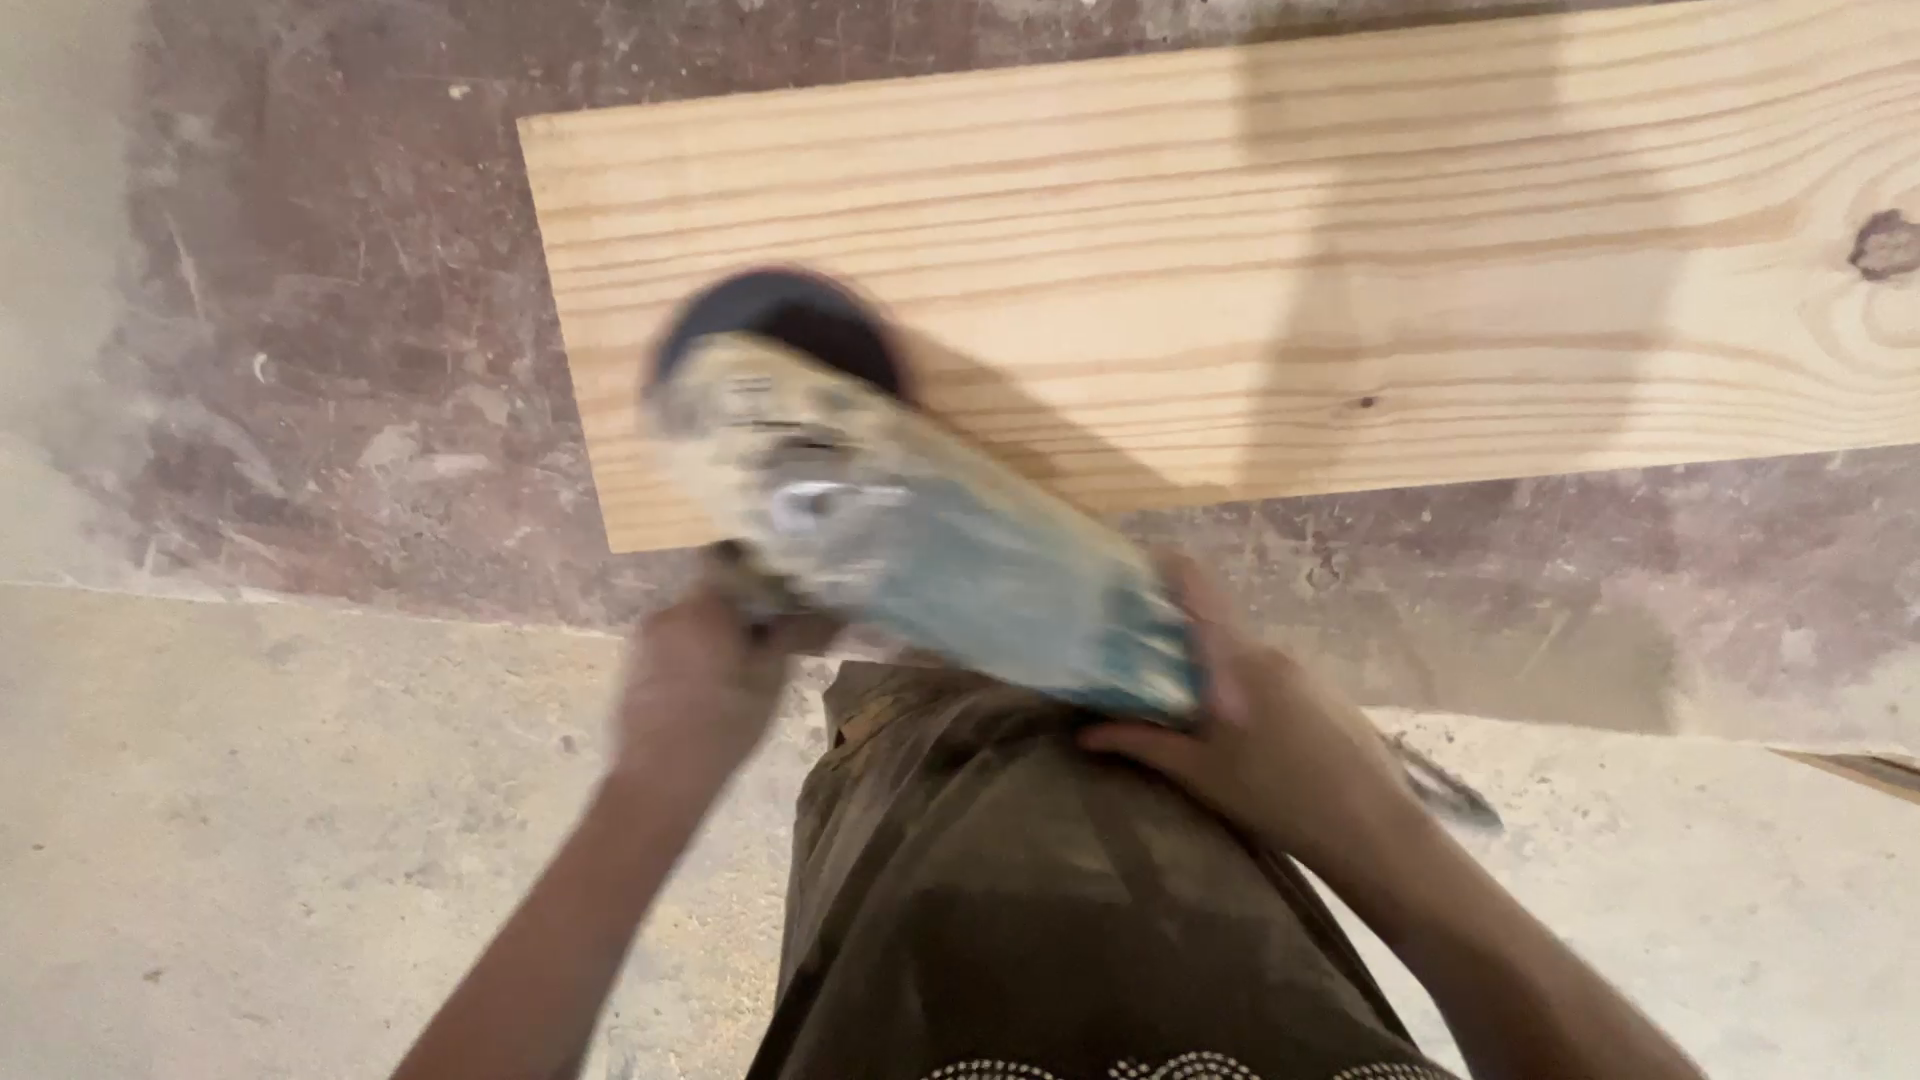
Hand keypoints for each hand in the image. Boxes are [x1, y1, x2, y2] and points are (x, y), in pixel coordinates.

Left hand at [611, 560, 836, 783]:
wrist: (657, 781)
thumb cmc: (724, 724)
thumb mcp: (770, 679)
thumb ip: (792, 635)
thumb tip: (830, 611)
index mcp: (703, 607)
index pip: (728, 561)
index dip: (756, 573)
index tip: (779, 595)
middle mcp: (667, 611)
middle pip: (711, 595)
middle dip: (739, 612)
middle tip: (766, 642)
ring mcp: (643, 639)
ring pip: (691, 622)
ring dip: (715, 635)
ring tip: (738, 672)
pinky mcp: (630, 666)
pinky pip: (671, 644)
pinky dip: (692, 654)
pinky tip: (706, 690)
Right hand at [1078, 555, 1430, 871]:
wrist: (1374, 830)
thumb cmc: (1275, 796)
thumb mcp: (1199, 772)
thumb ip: (1141, 743)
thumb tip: (1084, 734)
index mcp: (1234, 659)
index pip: (1198, 586)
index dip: (1166, 566)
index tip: (1135, 569)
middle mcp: (1270, 651)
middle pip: (1215, 625)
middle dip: (1180, 638)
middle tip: (1145, 666)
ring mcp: (1304, 669)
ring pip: (1243, 654)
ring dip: (1215, 670)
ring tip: (1193, 710)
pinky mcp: (1326, 691)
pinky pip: (1272, 674)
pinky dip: (1248, 687)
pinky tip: (1249, 734)